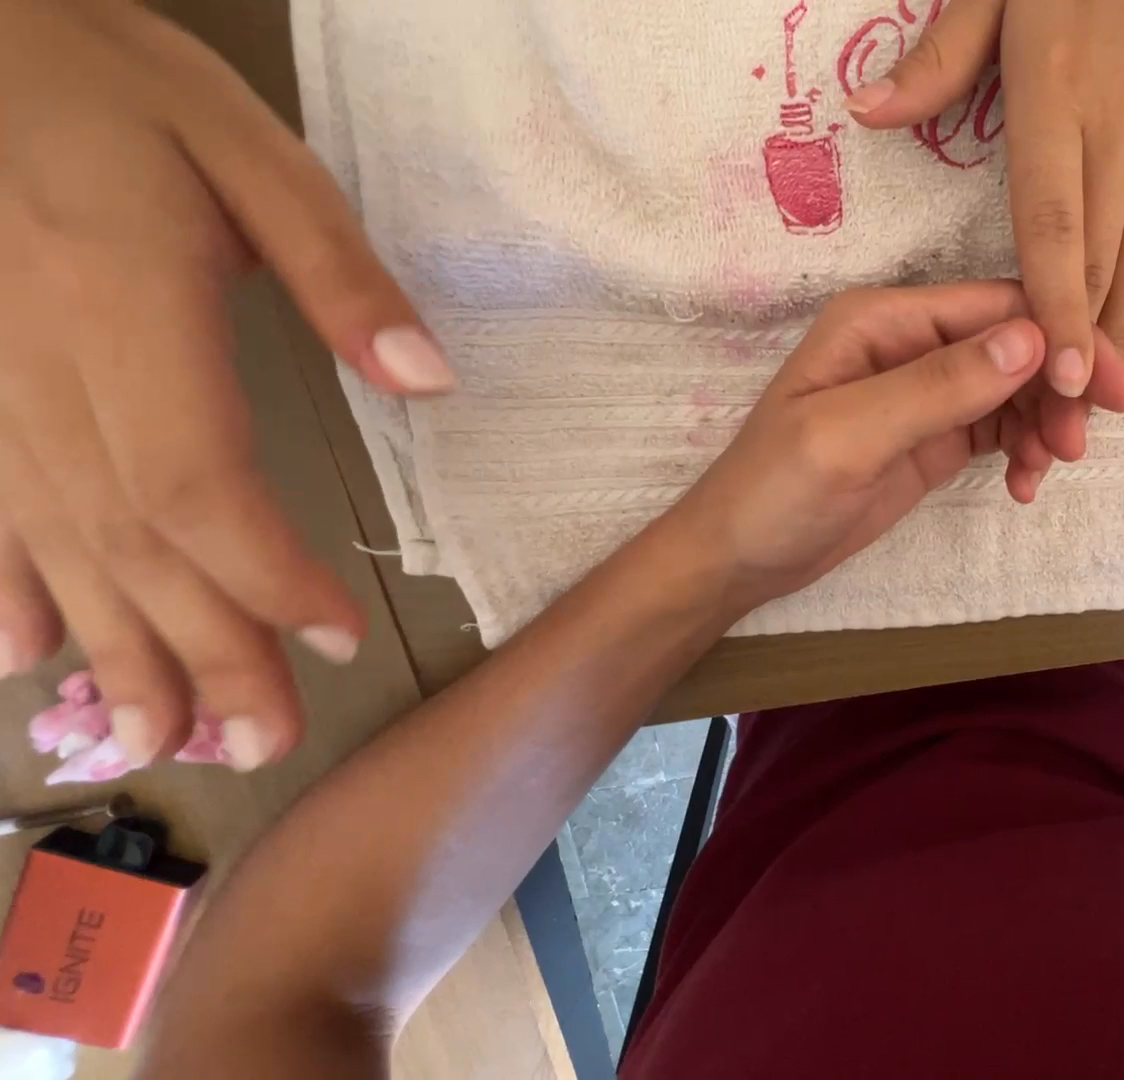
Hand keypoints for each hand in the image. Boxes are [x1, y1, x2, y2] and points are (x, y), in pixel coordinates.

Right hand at [0, 3, 454, 769]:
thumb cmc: (115, 87)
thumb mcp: (259, 162)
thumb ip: (343, 280)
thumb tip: (430, 383)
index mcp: (120, 316)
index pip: (199, 489)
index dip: (268, 578)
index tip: (337, 638)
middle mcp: (29, 372)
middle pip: (134, 545)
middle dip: (206, 653)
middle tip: (261, 743)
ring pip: (53, 547)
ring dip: (114, 651)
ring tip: (165, 742)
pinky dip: (1, 590)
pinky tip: (24, 658)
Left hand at [665, 282, 1056, 609]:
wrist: (742, 558)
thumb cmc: (776, 491)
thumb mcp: (850, 436)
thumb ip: (937, 387)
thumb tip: (1031, 342)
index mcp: (885, 321)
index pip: (994, 308)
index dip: (1057, 338)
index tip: (1104, 388)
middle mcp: (912, 345)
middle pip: (1014, 347)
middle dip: (1059, 389)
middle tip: (1081, 444)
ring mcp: (926, 394)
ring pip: (1014, 390)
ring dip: (1044, 424)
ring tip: (1046, 470)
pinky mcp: (934, 439)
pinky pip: (998, 431)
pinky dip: (1022, 452)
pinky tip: (1024, 486)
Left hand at [846, 0, 1123, 450]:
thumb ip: (937, 60)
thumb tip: (865, 111)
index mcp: (1055, 105)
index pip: (1052, 231)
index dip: (1056, 311)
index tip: (1057, 380)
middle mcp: (1121, 131)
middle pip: (1101, 260)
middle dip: (1088, 342)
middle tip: (1074, 409)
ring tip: (1108, 379)